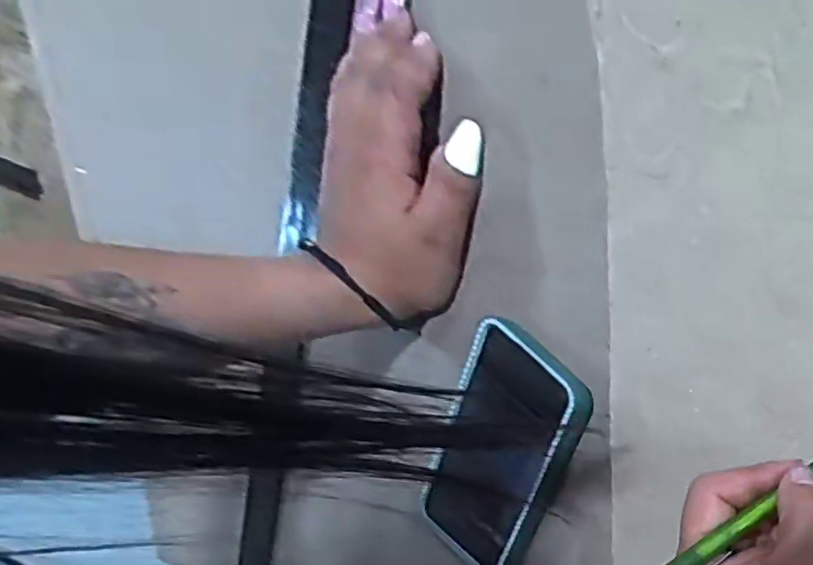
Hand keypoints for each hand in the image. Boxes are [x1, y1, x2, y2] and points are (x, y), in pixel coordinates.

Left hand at [316, 0, 482, 322]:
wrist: (348, 287)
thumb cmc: (402, 266)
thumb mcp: (439, 233)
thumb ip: (453, 181)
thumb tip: (470, 130)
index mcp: (384, 151)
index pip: (398, 89)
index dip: (415, 62)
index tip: (432, 38)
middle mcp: (358, 136)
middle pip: (368, 73)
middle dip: (385, 38)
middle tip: (400, 5)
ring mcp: (345, 144)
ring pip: (351, 78)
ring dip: (366, 46)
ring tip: (380, 16)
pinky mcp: (343, 157)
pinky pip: (343, 96)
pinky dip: (353, 70)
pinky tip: (359, 62)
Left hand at [677, 461, 812, 564]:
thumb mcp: (803, 561)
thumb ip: (804, 509)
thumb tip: (803, 476)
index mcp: (697, 561)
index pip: (713, 492)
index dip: (757, 477)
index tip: (800, 479)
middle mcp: (704, 564)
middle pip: (737, 504)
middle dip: (784, 499)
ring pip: (757, 522)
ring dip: (797, 518)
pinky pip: (769, 544)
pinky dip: (798, 538)